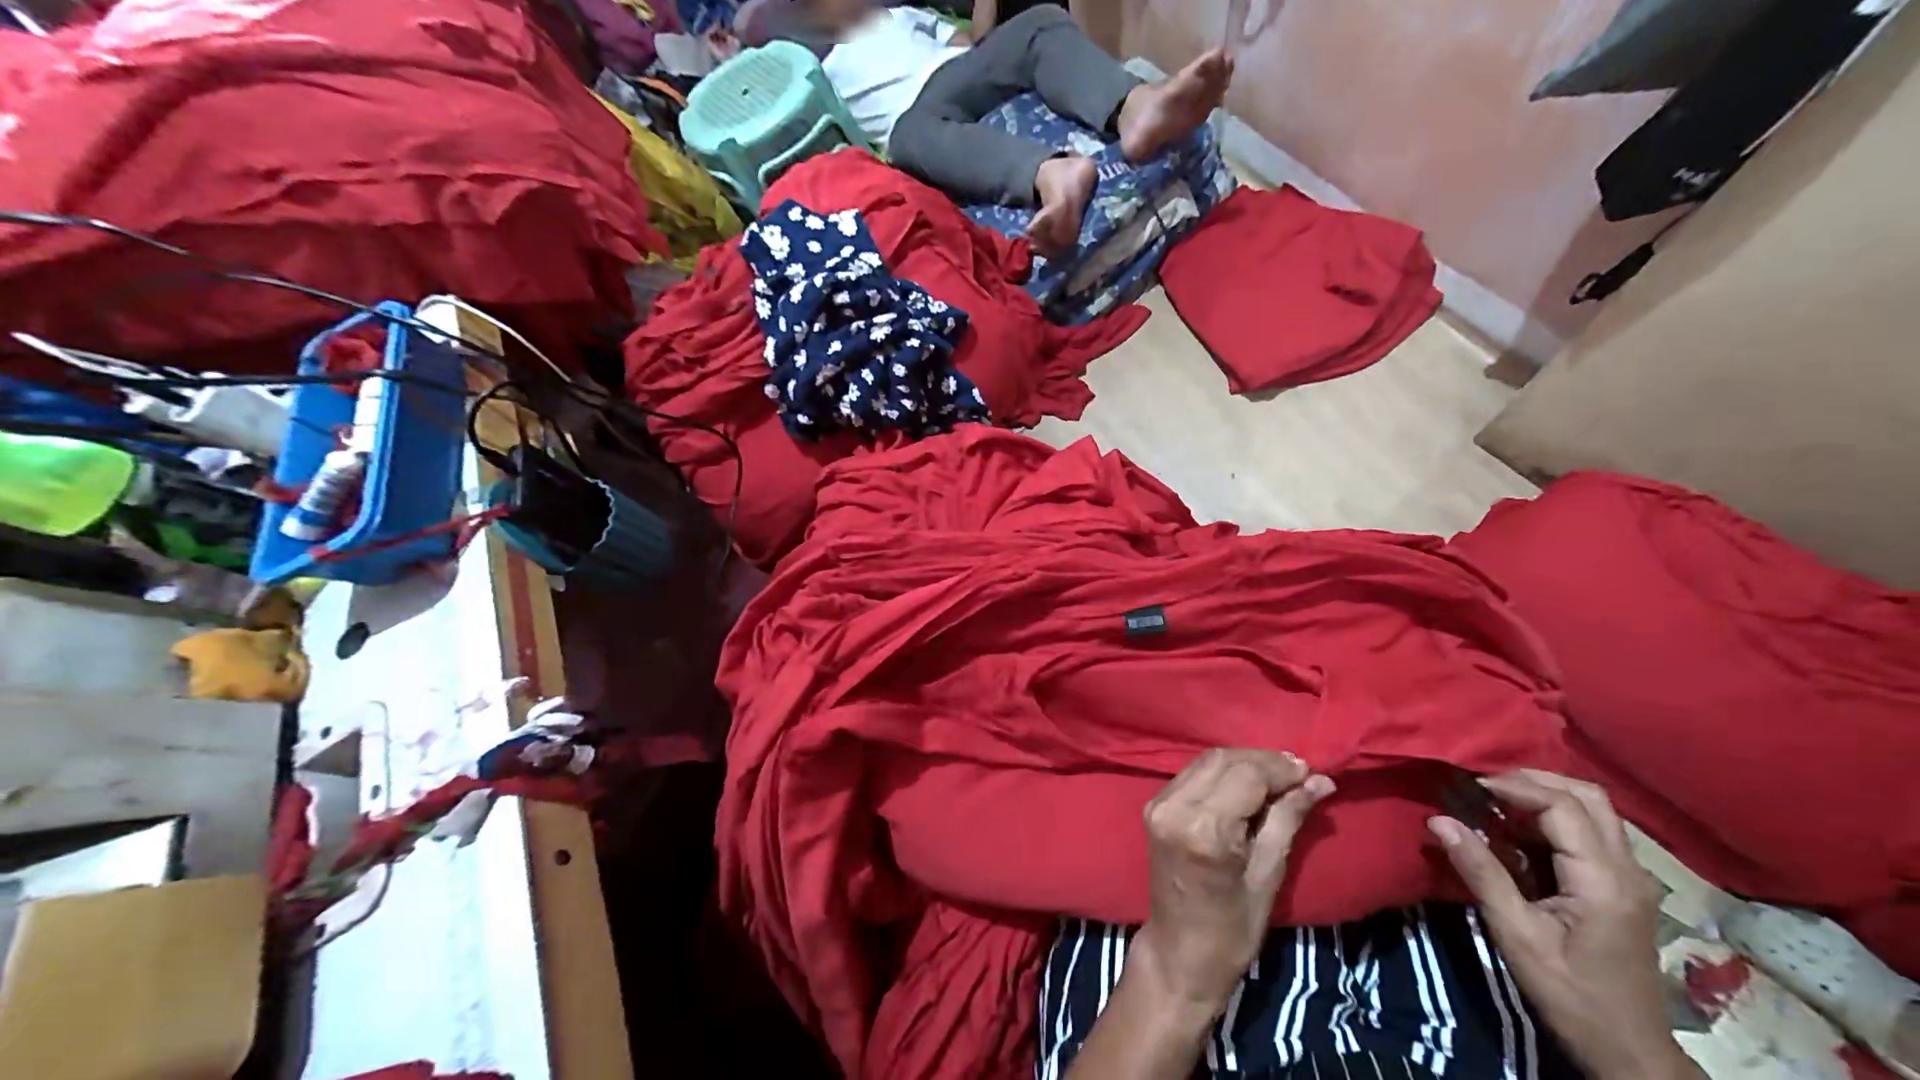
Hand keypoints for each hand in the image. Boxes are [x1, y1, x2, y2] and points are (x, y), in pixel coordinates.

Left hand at [1132, 749, 1335, 1015]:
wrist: (1179, 950)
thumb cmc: (1232, 927)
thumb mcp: (1269, 874)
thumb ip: (1288, 819)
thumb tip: (1320, 781)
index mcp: (1204, 829)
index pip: (1247, 775)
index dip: (1281, 769)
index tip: (1311, 773)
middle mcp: (1175, 807)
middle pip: (1224, 760)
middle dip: (1264, 761)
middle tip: (1299, 774)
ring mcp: (1159, 803)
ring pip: (1207, 761)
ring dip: (1244, 762)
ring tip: (1279, 777)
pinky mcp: (1153, 804)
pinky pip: (1193, 774)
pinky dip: (1222, 771)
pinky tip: (1247, 784)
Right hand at [1429, 770, 1702, 1079]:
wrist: (1626, 1049)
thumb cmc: (1569, 992)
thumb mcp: (1516, 933)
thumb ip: (1481, 871)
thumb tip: (1438, 820)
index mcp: (1603, 879)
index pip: (1562, 806)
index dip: (1514, 786)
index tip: (1468, 787)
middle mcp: (1628, 870)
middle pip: (1588, 797)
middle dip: (1533, 781)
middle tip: (1484, 787)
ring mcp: (1631, 879)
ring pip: (1594, 811)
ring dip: (1545, 796)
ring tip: (1496, 804)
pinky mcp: (1623, 888)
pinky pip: (1593, 832)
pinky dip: (1554, 818)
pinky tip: (1519, 832)